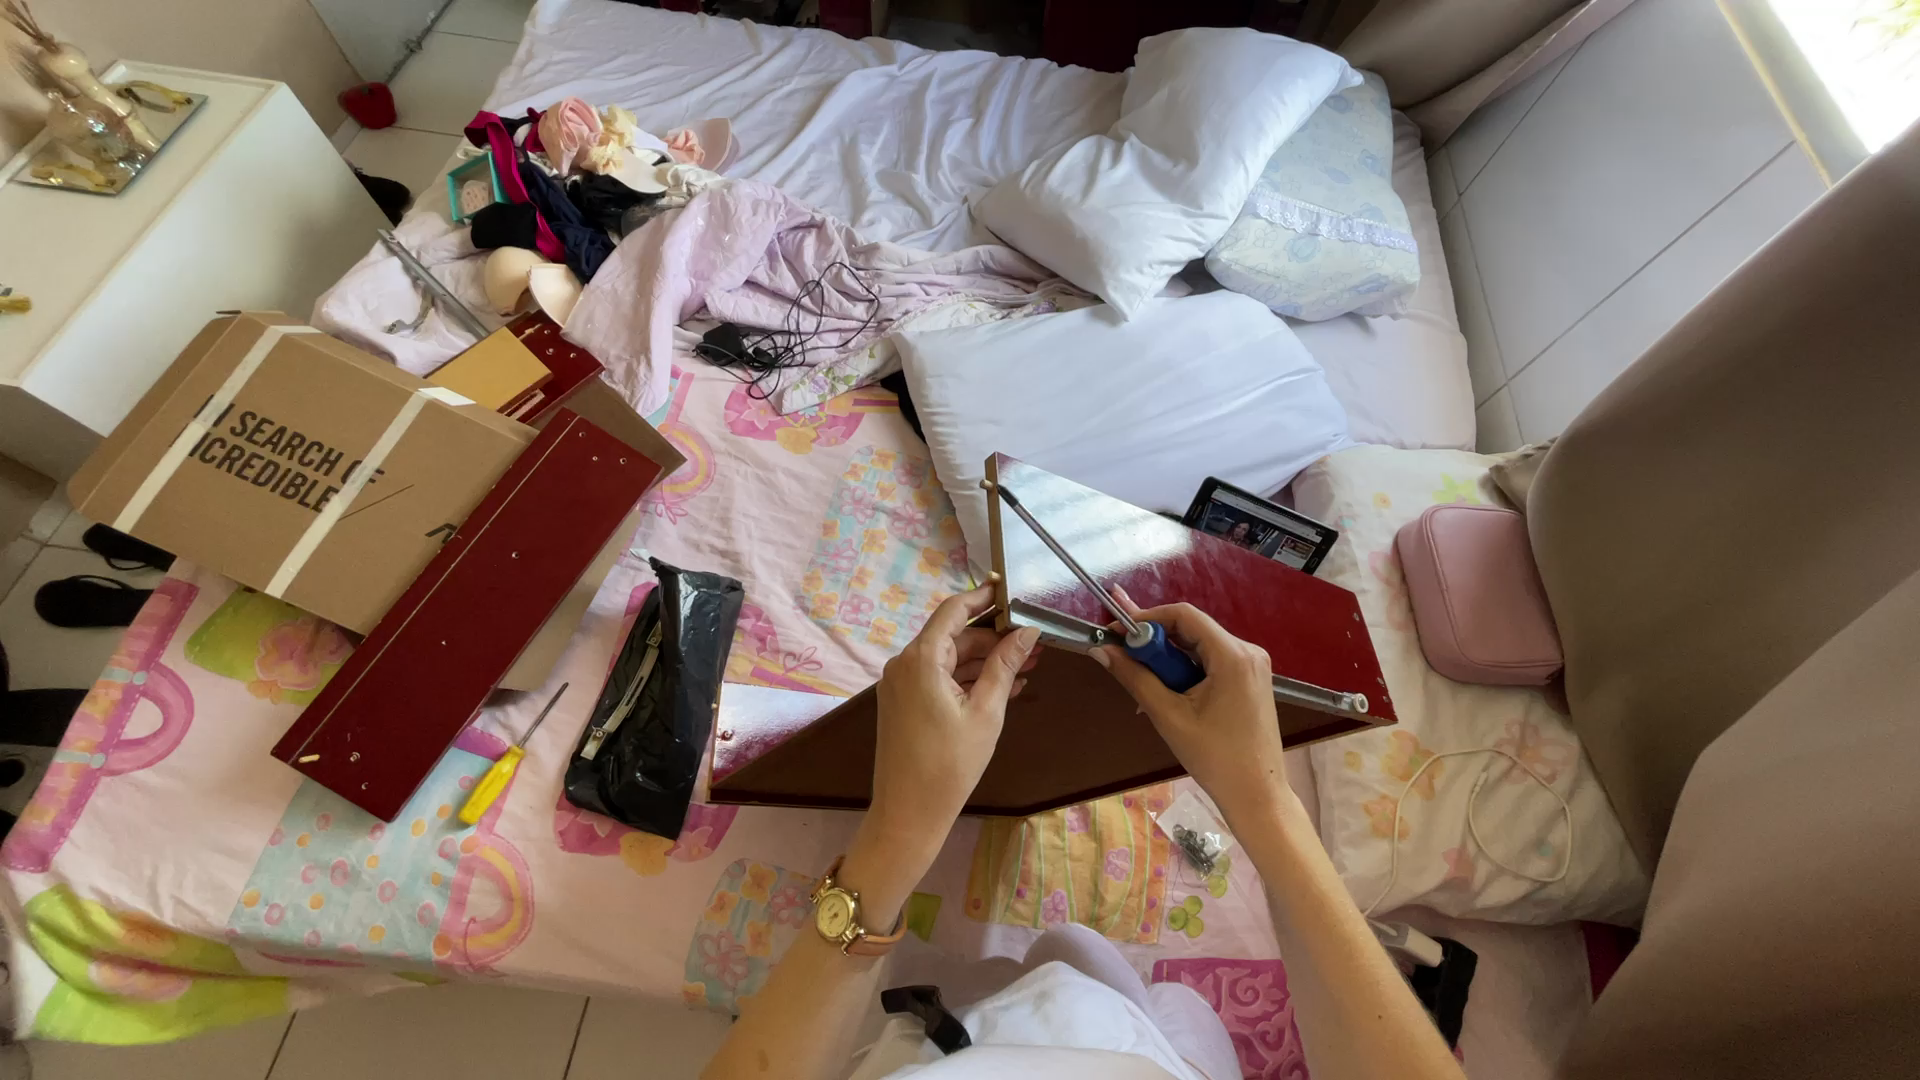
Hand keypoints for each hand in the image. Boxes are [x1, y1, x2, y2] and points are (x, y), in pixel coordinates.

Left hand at [869, 586, 1040, 851]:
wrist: (908, 815)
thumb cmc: (950, 764)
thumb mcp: (986, 712)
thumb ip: (1005, 665)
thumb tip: (1027, 631)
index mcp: (921, 658)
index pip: (953, 611)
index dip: (983, 597)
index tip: (1010, 589)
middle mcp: (905, 663)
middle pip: (954, 635)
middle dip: (994, 637)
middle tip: (1033, 641)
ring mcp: (901, 683)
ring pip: (950, 658)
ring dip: (985, 661)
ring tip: (1027, 666)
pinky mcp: (904, 702)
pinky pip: (940, 678)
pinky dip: (968, 680)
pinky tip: (1004, 687)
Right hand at [1093, 587, 1293, 828]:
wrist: (1257, 795)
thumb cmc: (1214, 757)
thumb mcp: (1168, 715)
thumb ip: (1134, 676)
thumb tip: (1100, 650)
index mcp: (1233, 655)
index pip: (1183, 615)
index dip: (1146, 618)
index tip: (1117, 634)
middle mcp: (1247, 651)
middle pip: (1190, 628)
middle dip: (1154, 642)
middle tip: (1123, 656)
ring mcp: (1251, 665)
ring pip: (1197, 646)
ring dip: (1167, 660)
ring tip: (1144, 686)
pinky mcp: (1249, 679)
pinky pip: (1209, 661)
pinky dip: (1184, 672)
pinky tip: (1167, 695)